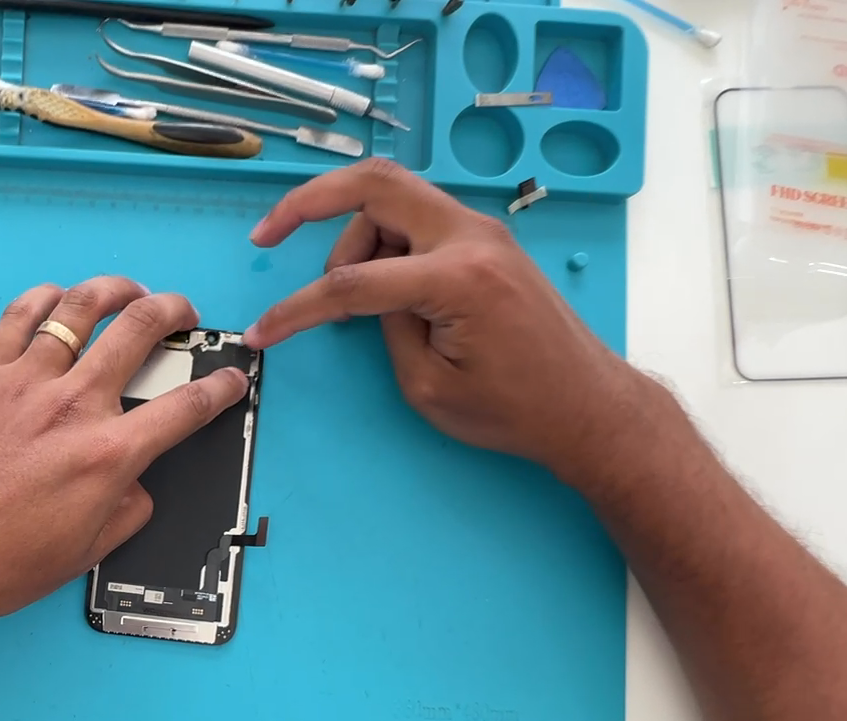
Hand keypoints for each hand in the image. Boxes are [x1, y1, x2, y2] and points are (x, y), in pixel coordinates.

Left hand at [0, 277, 251, 621]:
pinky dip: (43, 298)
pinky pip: (18, 316)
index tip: (229, 381)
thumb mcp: (86, 553)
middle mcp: (73, 406)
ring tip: (129, 291)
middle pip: (140, 331)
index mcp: (108, 455)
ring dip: (115, 290)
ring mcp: (26, 383)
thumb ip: (127, 511)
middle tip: (183, 315)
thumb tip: (135, 485)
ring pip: (80, 306)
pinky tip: (56, 298)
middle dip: (175, 312)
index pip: (186, 408)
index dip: (220, 389)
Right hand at [244, 160, 658, 481]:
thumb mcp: (425, 385)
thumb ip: (387, 327)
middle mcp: (471, 236)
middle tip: (266, 235)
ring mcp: (481, 231)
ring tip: (343, 299)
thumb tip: (366, 295)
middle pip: (374, 184)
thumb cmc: (509, 409)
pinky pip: (416, 218)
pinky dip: (379, 238)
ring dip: (350, 235)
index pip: (351, 282)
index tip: (262, 332)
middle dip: (308, 202)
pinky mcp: (482, 242)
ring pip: (392, 197)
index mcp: (456, 278)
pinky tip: (370, 278)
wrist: (584, 404)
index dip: (296, 310)